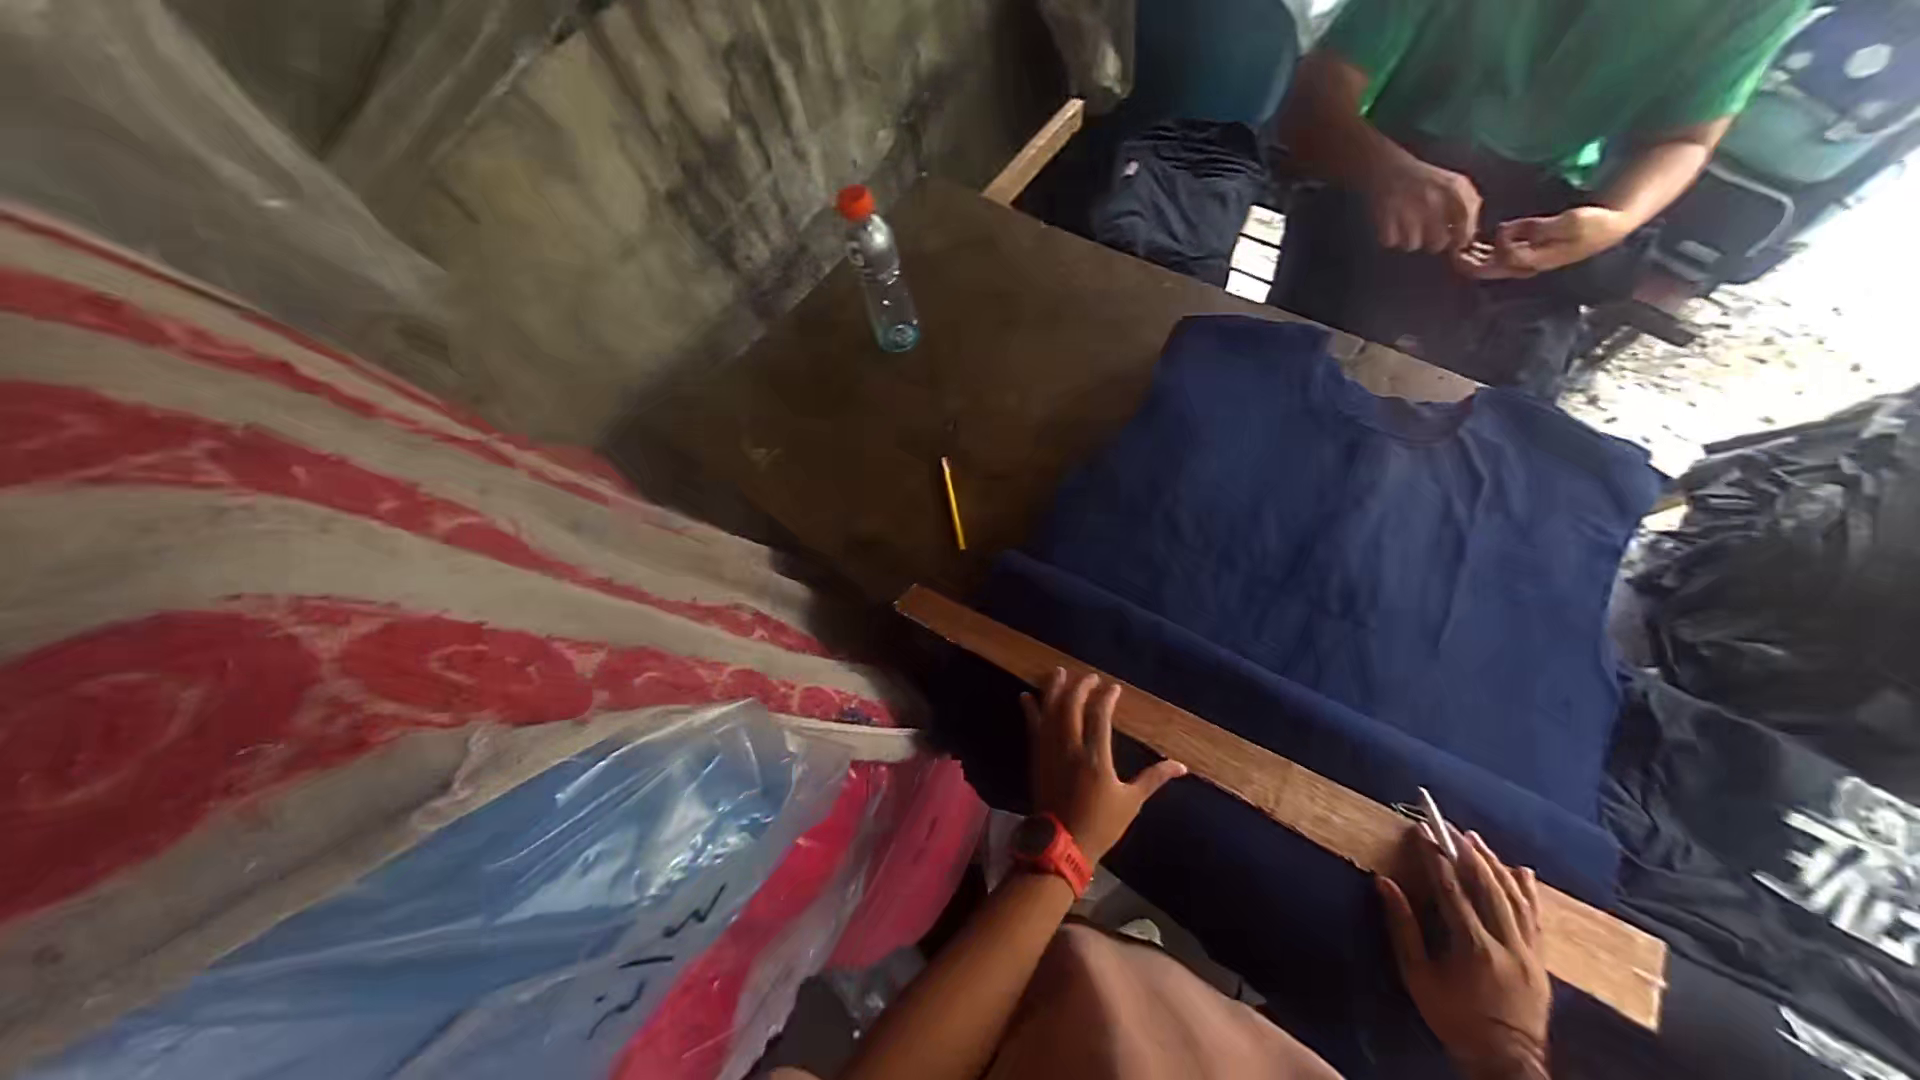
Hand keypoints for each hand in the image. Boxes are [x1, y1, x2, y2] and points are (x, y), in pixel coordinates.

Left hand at [1020, 669, 1186, 861]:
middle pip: (1071, 707)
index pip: (1099, 717)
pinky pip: (1032, 728)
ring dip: (1054, 691)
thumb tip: (1181, 766)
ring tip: (1058, 672)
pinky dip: (1030, 711)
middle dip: (1080, 688)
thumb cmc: (1100, 824)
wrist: (1061, 844)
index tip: (1113, 688)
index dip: (1106, 698)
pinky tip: (1026, 697)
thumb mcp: (1131, 802)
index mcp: (1096, 757)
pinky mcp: (1036, 758)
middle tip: (1088, 677)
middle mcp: (1070, 748)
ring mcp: (1050, 751)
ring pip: (1050, 712)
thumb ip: (1153, 778)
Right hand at [1362, 153, 1482, 253]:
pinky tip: (1393, 226)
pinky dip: (1390, 237)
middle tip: (1428, 234)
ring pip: (1412, 245)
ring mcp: (1408, 210)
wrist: (1390, 170)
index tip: (1455, 242)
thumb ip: (1468, 205)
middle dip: (1434, 243)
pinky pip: (1391, 242)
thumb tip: (1470, 235)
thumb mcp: (1455, 184)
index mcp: (1453, 190)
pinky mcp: (1385, 218)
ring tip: (1408, 228)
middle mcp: (1432, 200)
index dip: (1461, 238)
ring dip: (1410, 240)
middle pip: (1437, 243)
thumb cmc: (1426, 180)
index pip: (1465, 225)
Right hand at [1377, 826, 1551, 1079]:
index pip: (1451, 889)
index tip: (1421, 832)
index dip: (1435, 857)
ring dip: (1494, 865)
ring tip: (1477, 840)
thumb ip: (1402, 926)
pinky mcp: (1541, 962)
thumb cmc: (1452, 1017)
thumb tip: (1384, 883)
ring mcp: (1529, 953)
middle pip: (1487, 888)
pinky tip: (1520, 872)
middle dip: (1466, 853)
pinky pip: (1536, 918)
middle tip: (1449, 827)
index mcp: (1472, 947)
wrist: (1504, 1060)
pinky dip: (1527, 892)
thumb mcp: (1416, 974)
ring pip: (1514, 899)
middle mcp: (1506, 945)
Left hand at [1453, 206, 1631, 279]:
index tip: (1471, 243)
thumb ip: (1536, 229)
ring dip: (1472, 256)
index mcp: (1531, 262)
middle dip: (1467, 261)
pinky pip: (1498, 256)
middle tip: (1452, 249)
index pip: (1497, 264)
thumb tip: (1505, 233)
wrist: (1610, 226)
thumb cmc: (1592, 224)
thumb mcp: (1567, 223)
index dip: (1480, 257)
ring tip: (1458, 245)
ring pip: (1490, 264)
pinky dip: (1484, 250)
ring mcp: (1524, 261)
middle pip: (1487, 269)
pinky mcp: (1527, 253)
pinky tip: (1474, 242)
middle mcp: (1523, 266)